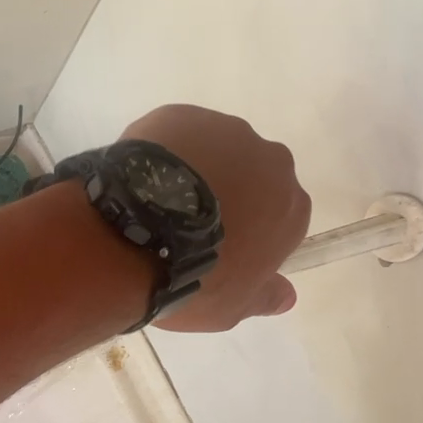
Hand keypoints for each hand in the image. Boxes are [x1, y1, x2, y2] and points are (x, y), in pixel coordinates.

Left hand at [123, 104, 311, 332]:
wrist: (134, 240)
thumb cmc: (191, 282)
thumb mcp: (230, 307)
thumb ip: (262, 296)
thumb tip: (287, 297)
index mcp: (290, 207)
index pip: (276, 219)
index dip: (245, 235)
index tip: (214, 252)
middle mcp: (270, 160)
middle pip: (248, 179)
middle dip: (222, 198)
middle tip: (179, 228)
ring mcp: (223, 131)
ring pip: (209, 153)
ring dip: (188, 173)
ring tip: (149, 205)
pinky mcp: (178, 116)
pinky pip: (169, 136)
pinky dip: (156, 154)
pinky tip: (131, 181)